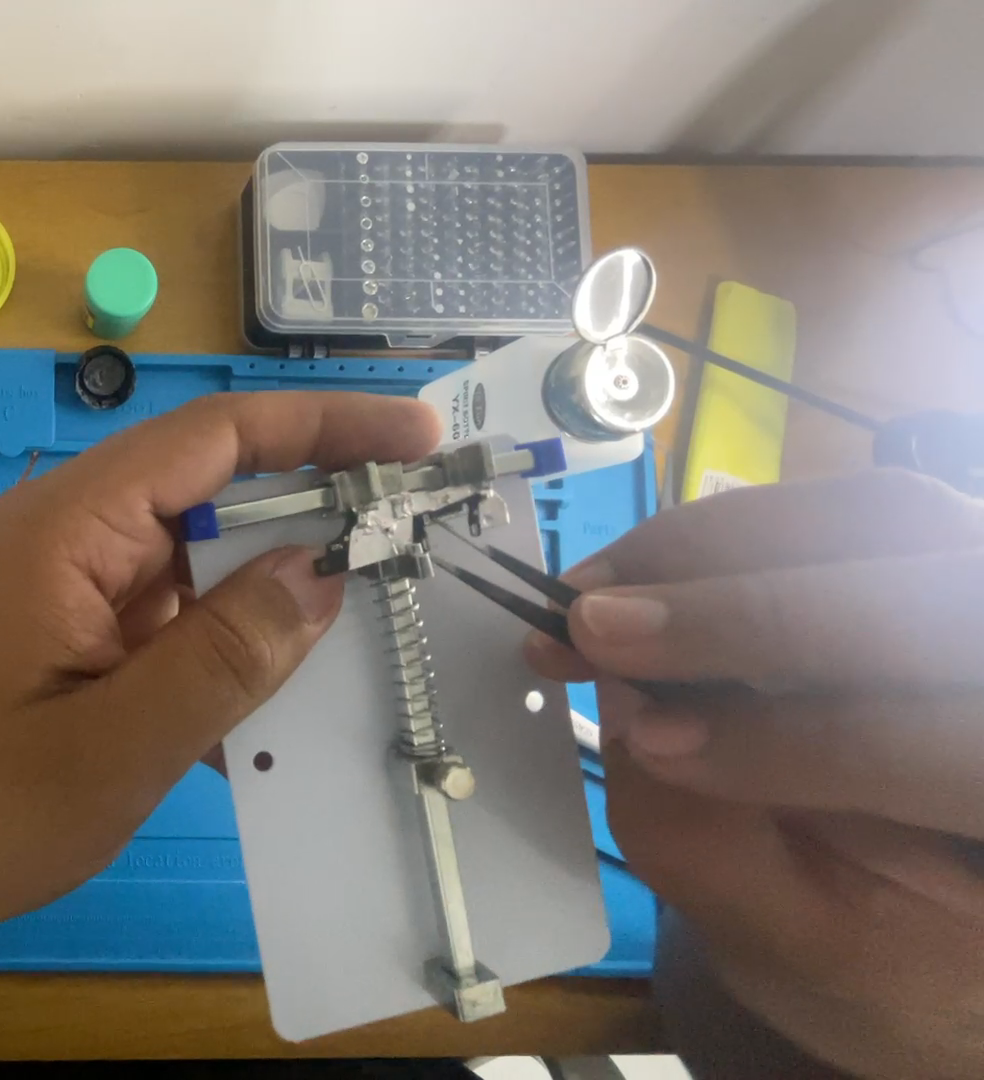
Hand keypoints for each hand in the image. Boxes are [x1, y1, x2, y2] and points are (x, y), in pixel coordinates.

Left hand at [0, 392, 438, 929]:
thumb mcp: (112, 747)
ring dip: (271, 588)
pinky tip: (273, 696)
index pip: (212, 438)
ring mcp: (65, 576)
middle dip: (314, 508)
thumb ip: (223, 657)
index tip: (417, 439)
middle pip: (210, 490)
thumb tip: (319, 570)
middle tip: (417, 539)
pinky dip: (221, 639)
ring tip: (368, 624)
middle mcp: (67, 530)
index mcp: (70, 527)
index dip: (322, 425)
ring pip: (194, 558)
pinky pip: (163, 610)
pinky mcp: (65, 622)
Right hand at [526, 470, 983, 1078]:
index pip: (960, 751)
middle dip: (741, 610)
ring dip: (694, 552)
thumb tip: (629, 711)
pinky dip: (691, 540)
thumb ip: (707, 837)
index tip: (647, 744)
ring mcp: (971, 599)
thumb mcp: (792, 942)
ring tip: (585, 603)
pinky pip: (810, 515)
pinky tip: (618, 586)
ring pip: (868, 517)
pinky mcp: (910, 565)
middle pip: (932, 588)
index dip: (803, 743)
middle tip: (590, 629)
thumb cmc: (863, 950)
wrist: (908, 906)